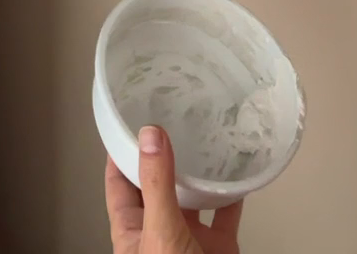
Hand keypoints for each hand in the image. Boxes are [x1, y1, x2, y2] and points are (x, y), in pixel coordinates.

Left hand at [105, 126, 243, 253]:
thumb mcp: (161, 236)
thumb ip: (157, 186)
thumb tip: (149, 134)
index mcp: (132, 233)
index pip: (119, 183)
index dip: (120, 151)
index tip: (129, 116)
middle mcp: (159, 233)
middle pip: (156, 184)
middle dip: (163, 154)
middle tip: (172, 115)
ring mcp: (189, 242)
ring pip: (191, 196)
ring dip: (198, 171)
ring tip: (204, 133)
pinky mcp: (218, 249)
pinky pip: (225, 213)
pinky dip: (232, 192)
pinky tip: (237, 170)